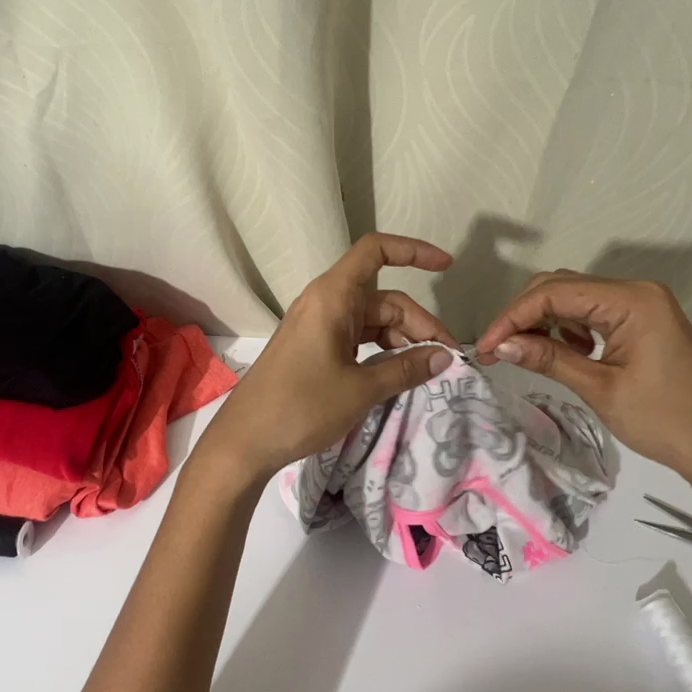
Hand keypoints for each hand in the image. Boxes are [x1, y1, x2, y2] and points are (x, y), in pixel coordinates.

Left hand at [198, 234, 457, 478]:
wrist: (245, 441)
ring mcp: (317, 327)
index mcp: (332, 297)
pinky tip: (399, 374)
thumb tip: (443, 356)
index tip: (445, 266)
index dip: (413, 251)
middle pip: (383, 298)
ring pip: (372, 321)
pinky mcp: (313, 350)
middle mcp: (324, 303)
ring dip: (402, 340)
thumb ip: (405, 369)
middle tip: (446, 359)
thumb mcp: (361, 389)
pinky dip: (381, 351)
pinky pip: (356, 339)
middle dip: (418, 323)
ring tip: (427, 370)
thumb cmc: (301, 407)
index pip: (375, 252)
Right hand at [476, 272, 691, 489]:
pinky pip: (592, 314)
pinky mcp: (643, 324)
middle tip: (494, 351)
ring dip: (543, 321)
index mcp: (632, 300)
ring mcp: (642, 306)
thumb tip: (499, 344)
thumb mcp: (600, 389)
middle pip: (562, 287)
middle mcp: (637, 292)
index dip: (513, 317)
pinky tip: (561, 353)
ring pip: (575, 299)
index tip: (484, 347)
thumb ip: (549, 359)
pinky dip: (567, 329)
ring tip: (520, 353)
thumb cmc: (665, 420)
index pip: (555, 292)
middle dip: (524, 315)